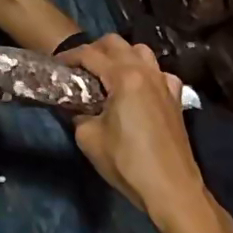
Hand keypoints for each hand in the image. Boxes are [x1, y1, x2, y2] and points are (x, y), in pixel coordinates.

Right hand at [59, 35, 206, 220]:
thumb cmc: (128, 163)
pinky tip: (139, 89)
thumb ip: (78, 114)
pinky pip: (159, 72)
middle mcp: (145, 71)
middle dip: (94, 49)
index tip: (56, 64)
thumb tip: (77, 108)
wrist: (172, 189)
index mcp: (124, 76)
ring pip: (140, 51)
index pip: (90, 54)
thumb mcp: (89, 138)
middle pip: (116, 43)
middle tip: (80, 68)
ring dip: (121, 55)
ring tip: (108, 74)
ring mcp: (164, 82)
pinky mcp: (176, 98)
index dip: (69, 56)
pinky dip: (146, 72)